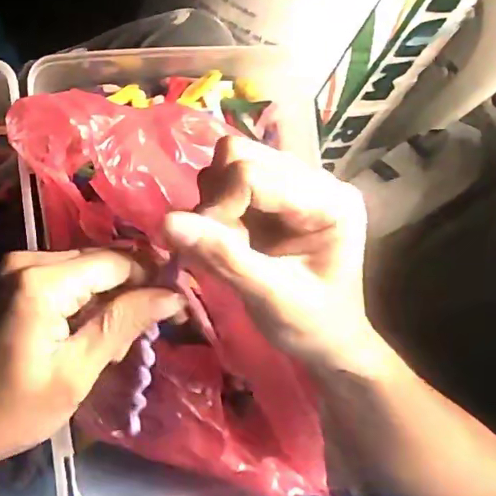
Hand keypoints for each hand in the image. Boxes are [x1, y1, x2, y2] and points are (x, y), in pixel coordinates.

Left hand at [0, 249, 183, 489]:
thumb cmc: (11, 411)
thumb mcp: (75, 373)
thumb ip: (122, 325)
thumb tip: (173, 294)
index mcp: (42, 280)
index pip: (116, 262)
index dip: (153, 280)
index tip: (182, 308)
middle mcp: (27, 259)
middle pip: (100, 262)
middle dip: (132, 291)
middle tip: (154, 332)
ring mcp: (16, 267)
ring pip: (85, 270)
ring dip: (110, 298)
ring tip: (126, 339)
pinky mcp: (12, 280)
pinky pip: (64, 279)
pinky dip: (85, 301)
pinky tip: (94, 333)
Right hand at [163, 136, 380, 372]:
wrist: (327, 341)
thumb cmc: (311, 325)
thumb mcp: (270, 298)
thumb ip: (222, 256)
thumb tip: (166, 222)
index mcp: (329, 200)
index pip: (252, 175)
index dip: (219, 207)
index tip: (211, 249)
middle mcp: (312, 177)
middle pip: (237, 154)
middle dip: (216, 199)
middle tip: (219, 244)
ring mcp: (289, 179)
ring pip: (226, 160)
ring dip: (213, 201)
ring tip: (230, 244)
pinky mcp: (268, 188)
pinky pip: (224, 176)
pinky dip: (214, 205)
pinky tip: (230, 237)